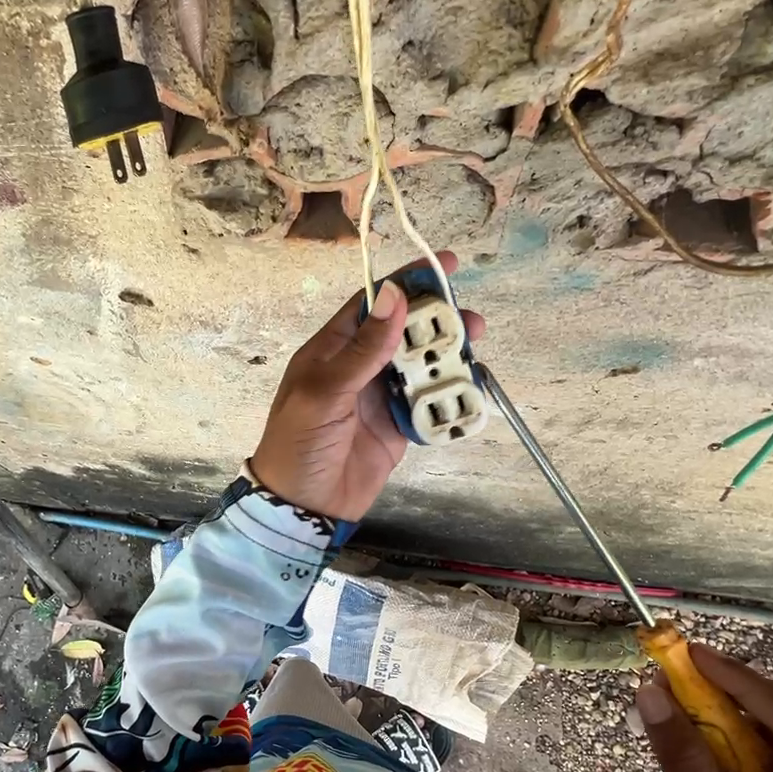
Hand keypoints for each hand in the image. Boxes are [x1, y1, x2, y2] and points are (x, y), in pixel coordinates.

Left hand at [249, 252, 484, 522]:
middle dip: (437, 322)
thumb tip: (395, 296)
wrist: (301, 506)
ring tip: (474, 348)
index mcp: (331, 351)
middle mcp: (358, 368)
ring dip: (448, 356)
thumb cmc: (298, 444)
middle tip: (470, 320)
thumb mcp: (325, 392)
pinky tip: (470, 386)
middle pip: (404, 333)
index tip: (442, 265)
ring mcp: (379, 397)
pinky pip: (429, 403)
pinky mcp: (398, 427)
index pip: (371, 305)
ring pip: (421, 365)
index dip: (406, 283)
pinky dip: (450, 394)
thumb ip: (364, 349)